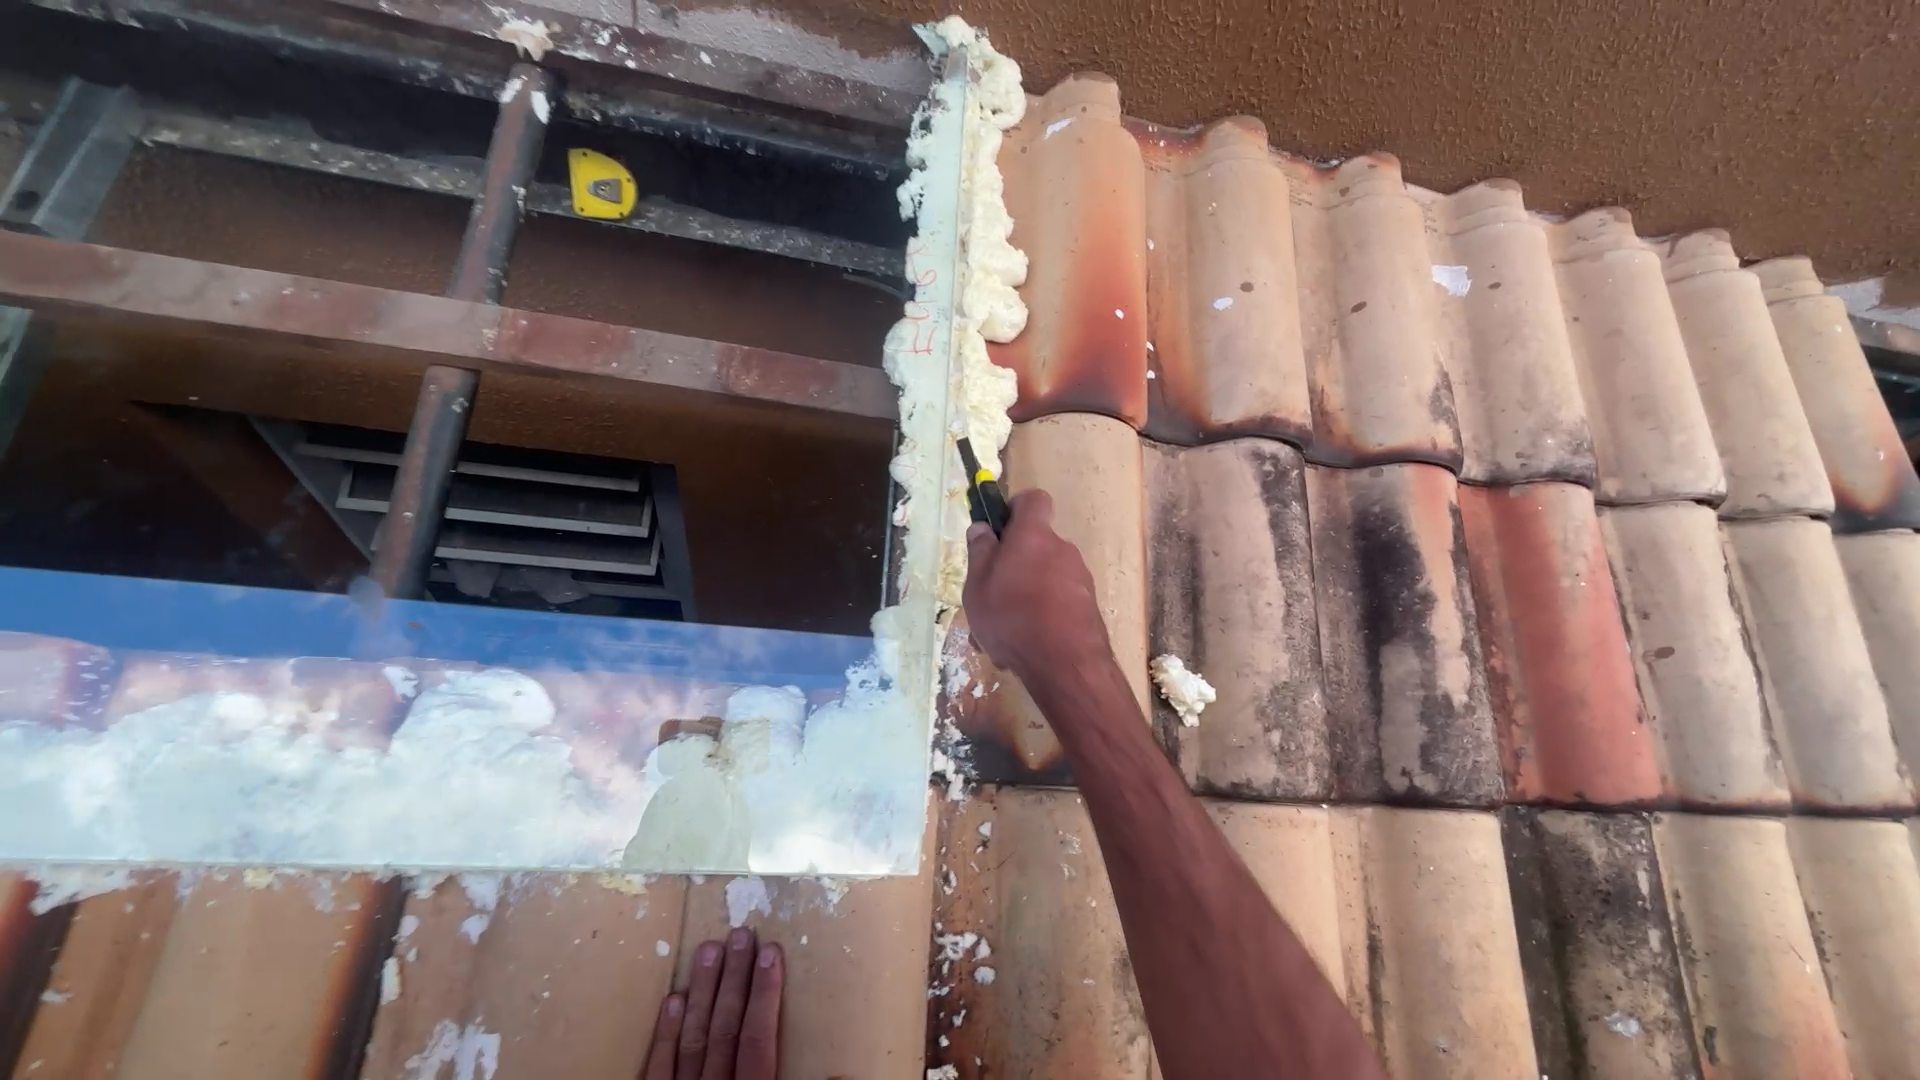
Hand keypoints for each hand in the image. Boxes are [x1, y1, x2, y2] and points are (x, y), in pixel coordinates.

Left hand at [645, 928, 783, 1079]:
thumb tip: (839, 1057)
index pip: (758, 1039)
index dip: (765, 994)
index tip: (771, 952)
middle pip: (726, 1028)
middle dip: (735, 978)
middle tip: (741, 935)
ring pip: (694, 1038)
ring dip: (703, 991)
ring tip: (709, 949)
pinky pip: (659, 1068)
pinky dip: (666, 1034)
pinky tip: (673, 999)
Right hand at [962, 489, 1113, 681]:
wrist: (1065, 663)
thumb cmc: (1012, 616)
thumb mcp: (977, 585)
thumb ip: (979, 552)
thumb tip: (981, 528)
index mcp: (1033, 535)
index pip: (1033, 500)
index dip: (1015, 508)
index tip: (999, 529)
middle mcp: (1061, 549)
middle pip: (1035, 546)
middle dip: (1012, 567)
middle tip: (989, 598)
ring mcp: (1079, 579)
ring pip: (1042, 580)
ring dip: (1022, 599)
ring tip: (999, 635)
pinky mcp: (1088, 607)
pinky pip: (1056, 604)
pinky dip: (1040, 618)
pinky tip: (1020, 649)